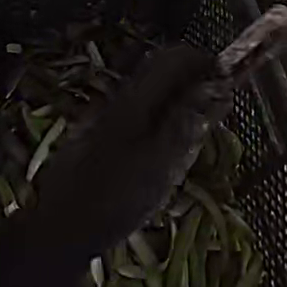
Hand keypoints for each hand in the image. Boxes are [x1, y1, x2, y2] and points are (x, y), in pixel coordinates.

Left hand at [0, 45, 228, 286]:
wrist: (58, 229)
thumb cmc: (115, 199)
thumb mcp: (162, 164)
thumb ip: (189, 123)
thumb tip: (217, 87)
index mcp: (134, 99)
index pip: (173, 58)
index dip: (203, 61)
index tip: (228, 77)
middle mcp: (117, 98)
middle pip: (159, 69)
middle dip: (191, 76)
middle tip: (218, 101)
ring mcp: (104, 115)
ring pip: (147, 89)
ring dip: (176, 95)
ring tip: (198, 123)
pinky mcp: (96, 133)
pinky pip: (136, 109)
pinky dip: (159, 113)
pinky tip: (166, 142)